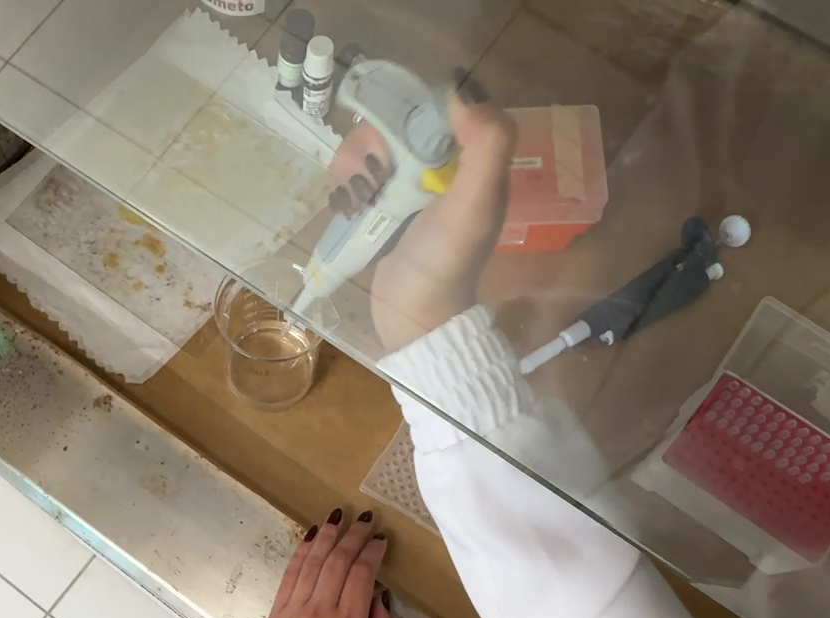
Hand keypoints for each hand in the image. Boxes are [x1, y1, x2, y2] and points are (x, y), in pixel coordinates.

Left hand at [258, 509, 399, 617]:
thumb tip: (380, 597)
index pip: (361, 575)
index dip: (372, 552)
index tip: (380, 539)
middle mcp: (319, 613)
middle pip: (337, 562)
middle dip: (353, 536)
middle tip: (365, 519)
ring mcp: (294, 611)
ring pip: (312, 562)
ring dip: (327, 536)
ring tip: (339, 518)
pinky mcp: (276, 613)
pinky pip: (290, 574)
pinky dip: (302, 552)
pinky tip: (312, 537)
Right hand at [334, 80, 513, 352]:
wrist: (412, 319)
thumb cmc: (445, 265)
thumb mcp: (475, 206)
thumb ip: (485, 145)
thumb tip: (460, 87)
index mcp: (470, 159)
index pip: (441, 103)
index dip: (415, 106)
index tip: (398, 131)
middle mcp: (437, 166)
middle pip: (396, 120)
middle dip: (374, 143)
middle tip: (372, 178)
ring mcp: (404, 187)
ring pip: (369, 146)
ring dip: (352, 168)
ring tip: (356, 201)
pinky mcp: (377, 208)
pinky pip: (354, 176)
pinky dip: (344, 187)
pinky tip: (348, 209)